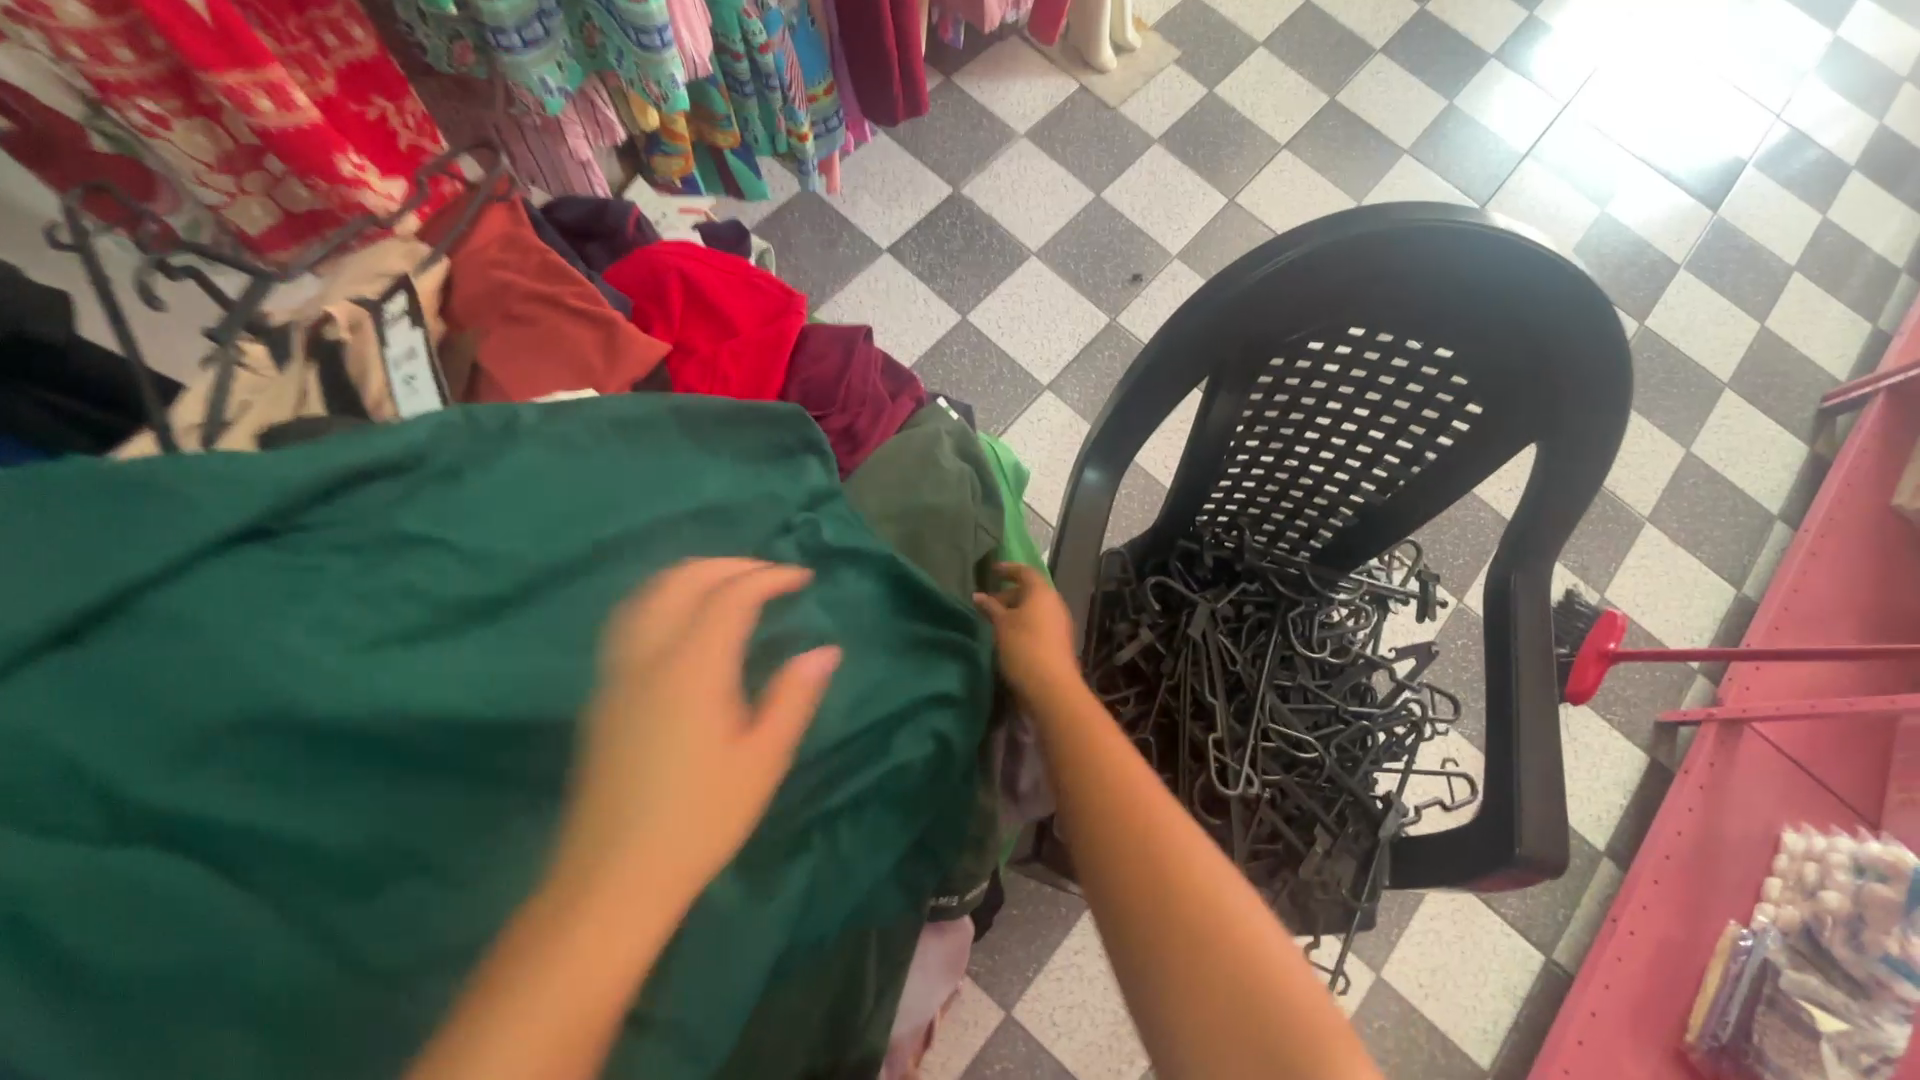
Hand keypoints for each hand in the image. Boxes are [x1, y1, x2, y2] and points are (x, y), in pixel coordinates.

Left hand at [549, 558, 840, 910]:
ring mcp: (616, 672)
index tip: (803, 578)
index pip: (730, 596)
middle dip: (729, 565)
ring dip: (690, 575)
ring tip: (728, 586)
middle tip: (770, 576)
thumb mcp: (763, 760)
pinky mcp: (601, 692)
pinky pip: (630, 617)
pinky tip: (681, 621)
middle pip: (682, 579)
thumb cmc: (701, 819)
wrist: (613, 874)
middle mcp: (647, 655)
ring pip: (646, 593)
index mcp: (691, 667)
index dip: (769, 577)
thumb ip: (794, 696)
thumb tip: (825, 649)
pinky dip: (662, 597)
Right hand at [972, 563, 1082, 704]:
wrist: (1051, 686)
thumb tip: (978, 596)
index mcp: (1042, 593)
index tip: (991, 571)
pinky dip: (1023, 624)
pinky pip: (1038, 624)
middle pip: (1030, 591)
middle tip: (987, 604)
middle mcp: (1054, 604)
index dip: (1008, 569)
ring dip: (1015, 612)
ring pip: (1034, 610)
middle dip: (1008, 595)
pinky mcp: (1059, 642)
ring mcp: (1059, 624)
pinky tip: (1008, 637)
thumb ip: (991, 607)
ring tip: (994, 622)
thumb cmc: (1023, 646)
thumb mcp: (1001, 624)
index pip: (1025, 572)